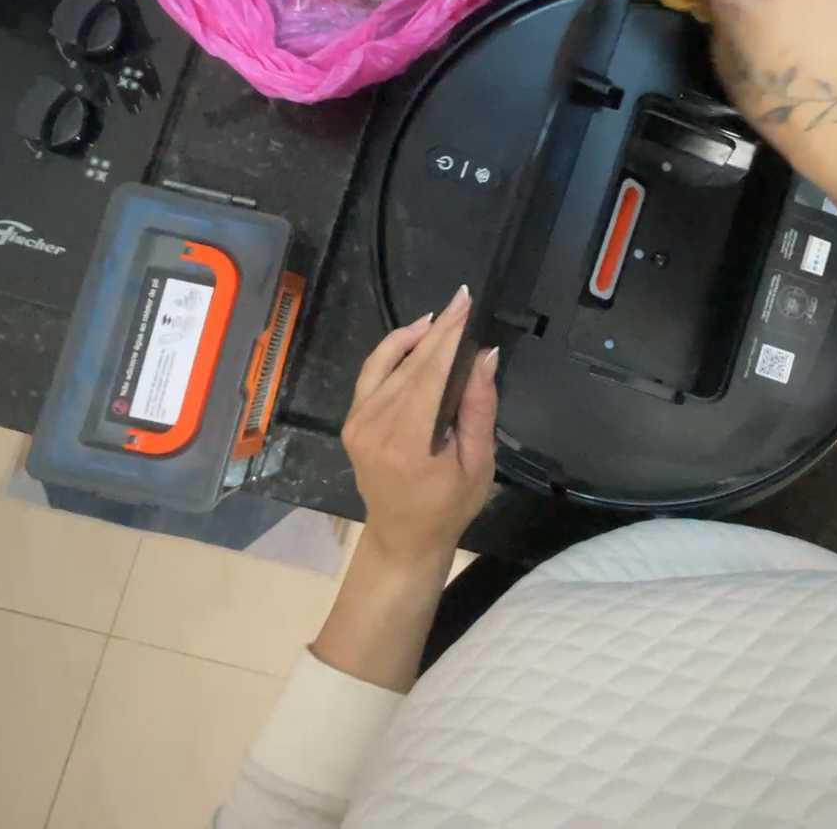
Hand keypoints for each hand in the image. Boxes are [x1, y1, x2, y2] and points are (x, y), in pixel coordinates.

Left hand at [342, 285, 498, 567]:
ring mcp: (358, 421)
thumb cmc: (449, 506)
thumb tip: (485, 356)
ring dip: (421, 335)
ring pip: (392, 363)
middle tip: (464, 300)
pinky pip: (372, 372)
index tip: (467, 305)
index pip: (430, 374)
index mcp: (408, 442)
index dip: (450, 336)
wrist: (404, 536)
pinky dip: (393, 348)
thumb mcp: (478, 464)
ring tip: (448, 315)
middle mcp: (374, 426)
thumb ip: (479, 408)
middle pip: (413, 364)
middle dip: (441, 329)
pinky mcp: (352, 419)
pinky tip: (417, 333)